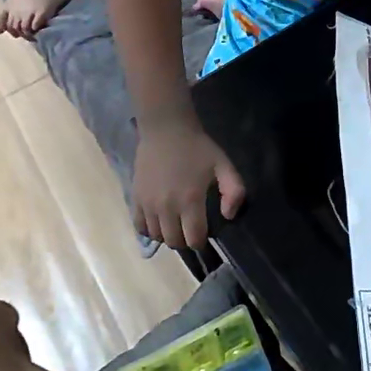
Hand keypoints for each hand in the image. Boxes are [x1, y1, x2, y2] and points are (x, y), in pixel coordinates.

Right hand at [131, 113, 244, 248]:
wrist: (166, 129)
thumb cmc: (197, 147)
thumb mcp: (224, 165)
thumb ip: (234, 191)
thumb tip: (228, 216)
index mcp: (190, 200)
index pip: (194, 239)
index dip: (201, 241)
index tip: (205, 233)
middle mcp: (167, 207)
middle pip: (175, 242)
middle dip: (185, 240)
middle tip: (191, 229)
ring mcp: (148, 204)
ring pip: (157, 236)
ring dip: (168, 235)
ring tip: (175, 224)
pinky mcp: (136, 197)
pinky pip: (139, 226)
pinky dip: (149, 229)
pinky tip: (158, 221)